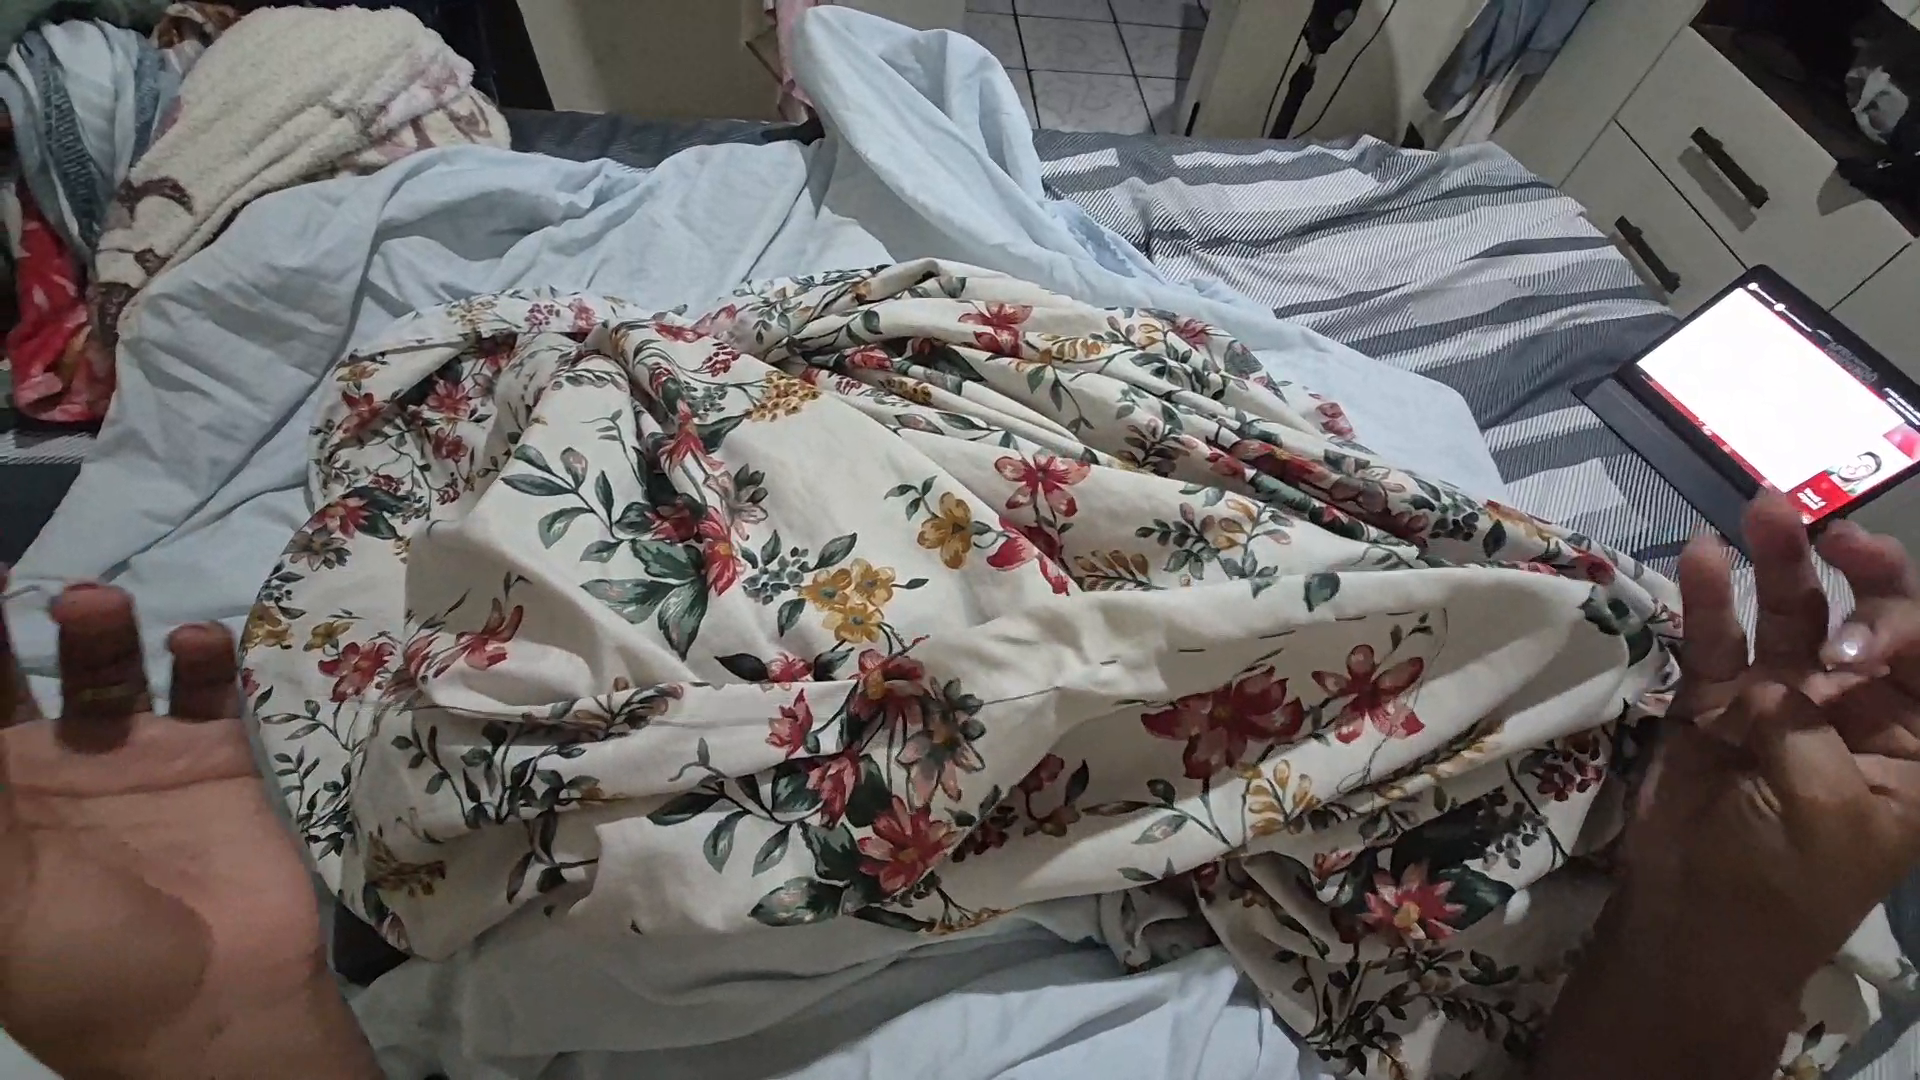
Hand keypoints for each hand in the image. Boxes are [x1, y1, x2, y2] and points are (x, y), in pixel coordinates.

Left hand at [0, 578, 375, 1077]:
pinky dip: (204, 663)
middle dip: (0, 632)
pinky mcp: (217, 756)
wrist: (215, 988)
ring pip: (111, 677)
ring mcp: (139, 760)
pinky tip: (199, 642)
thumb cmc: (78, 960)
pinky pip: (207, 695)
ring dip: (102, 637)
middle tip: (3, 575)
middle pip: (12, 684)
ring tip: (97, 604)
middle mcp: (45, 772)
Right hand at [1632, 494, 1919, 986]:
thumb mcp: (1828, 810)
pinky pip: (1708, 643)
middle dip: (1839, 571)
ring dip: (1767, 567)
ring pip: (1775, 620)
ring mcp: (1771, 698)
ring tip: (1753, 512)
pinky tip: (1696, 557)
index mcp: (1915, 744)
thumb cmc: (1788, 874)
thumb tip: (1760, 682)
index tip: (1844, 644)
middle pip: (1851, 621)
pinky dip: (1702, 602)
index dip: (1895, 629)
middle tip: (1802, 521)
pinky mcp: (1705, 699)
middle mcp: (1850, 707)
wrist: (1695, 907)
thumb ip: (1803, 732)